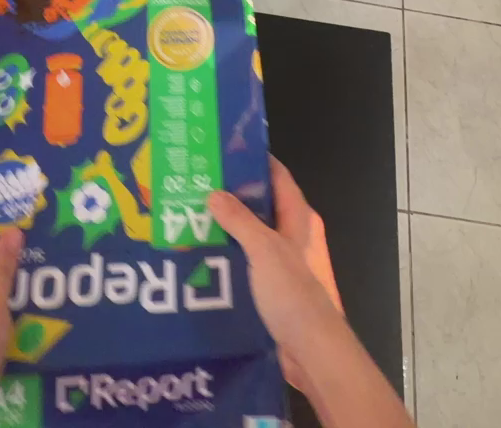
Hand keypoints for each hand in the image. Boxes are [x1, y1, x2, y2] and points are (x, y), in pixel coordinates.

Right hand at [208, 158, 346, 389]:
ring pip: (250, 234)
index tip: (224, 150)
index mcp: (298, 217)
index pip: (277, 176)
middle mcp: (291, 233)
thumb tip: (214, 193)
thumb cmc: (293, 292)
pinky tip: (200, 255)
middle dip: (232, 194)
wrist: (310, 350)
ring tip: (190, 215)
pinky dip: (227, 254)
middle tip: (196, 183)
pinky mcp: (270, 285)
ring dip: (226, 226)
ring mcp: (281, 260)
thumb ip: (239, 220)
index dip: (254, 160)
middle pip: (260, 204)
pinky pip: (245, 261)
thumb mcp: (264, 249)